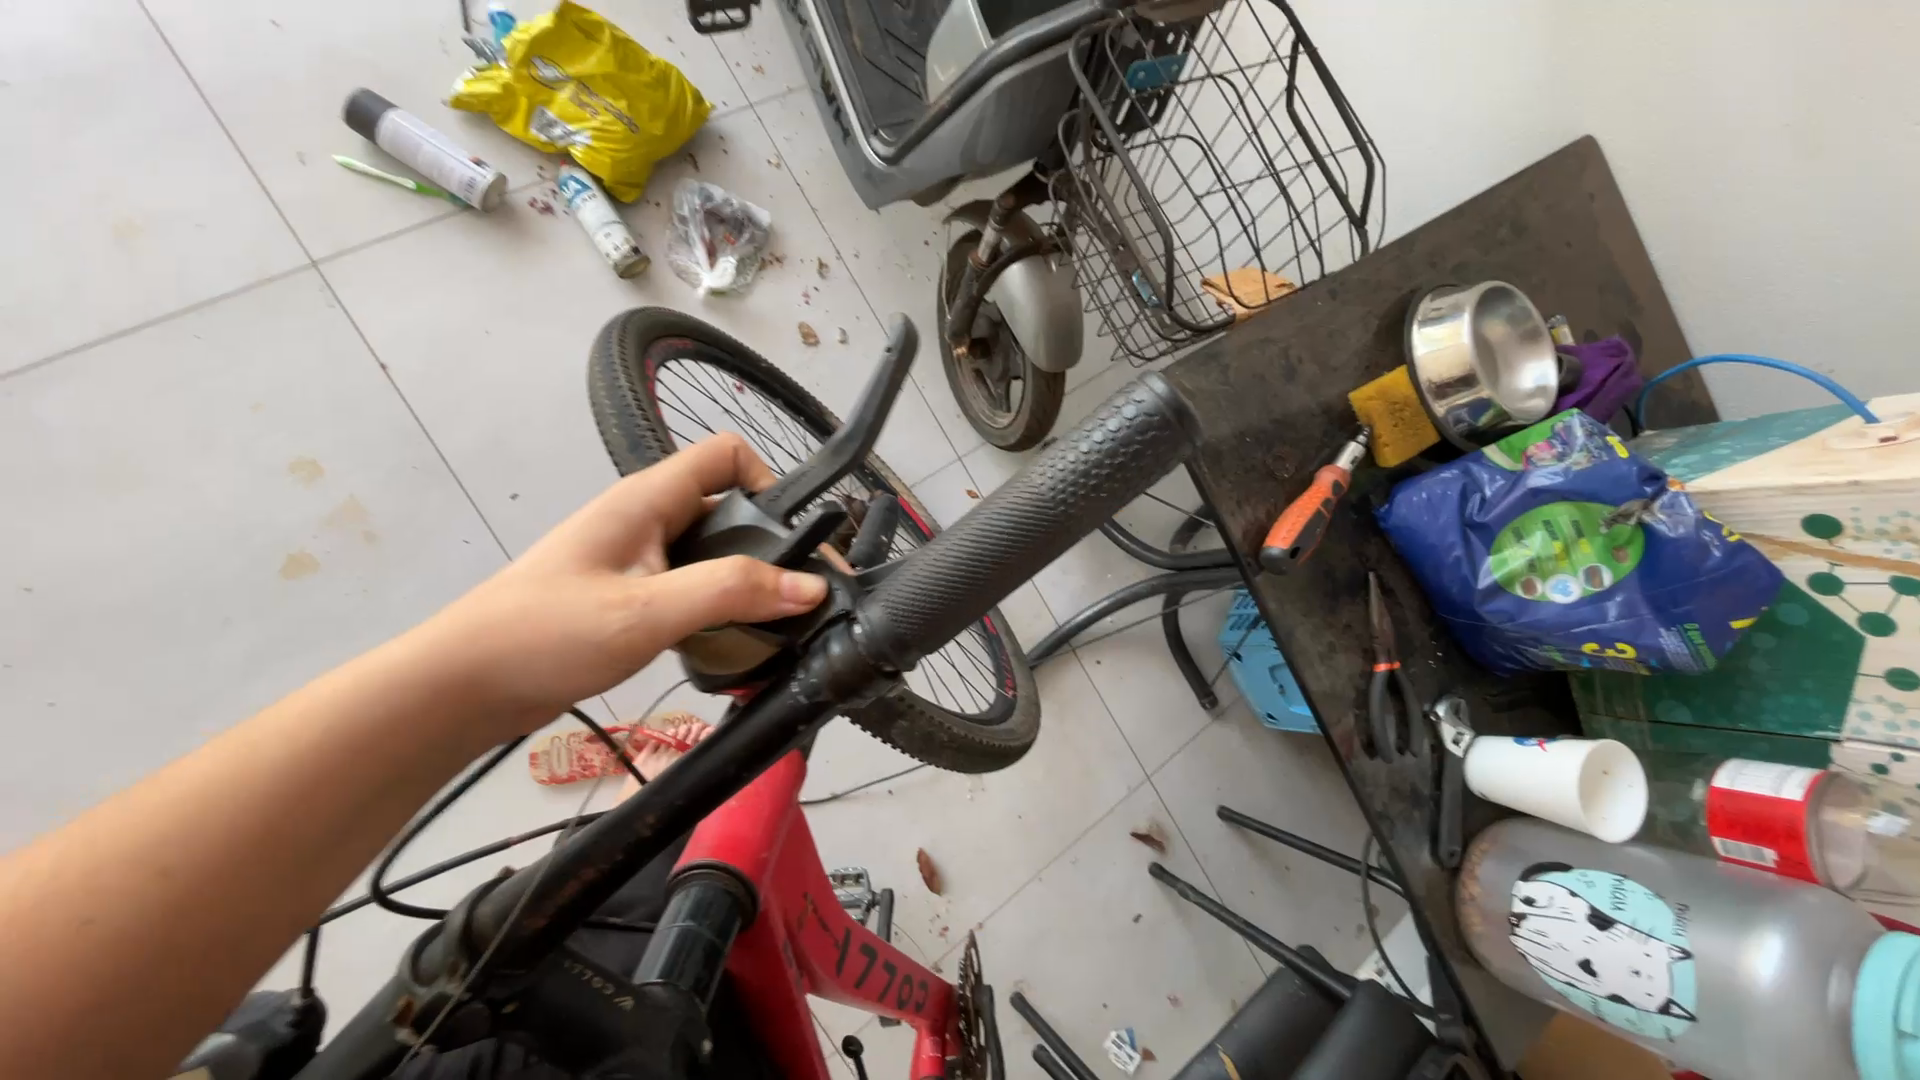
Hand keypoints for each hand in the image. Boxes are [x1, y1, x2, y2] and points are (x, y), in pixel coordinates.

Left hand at [408, 434, 827, 732]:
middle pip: (729, 509)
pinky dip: (719, 609)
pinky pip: (692, 588)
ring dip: (745, 584)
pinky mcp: (630, 596)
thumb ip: (731, 593)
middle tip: (800, 597)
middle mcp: (647, 519)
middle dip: (769, 547)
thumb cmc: (546, 635)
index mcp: (648, 499)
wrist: (464, 687)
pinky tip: (731, 643)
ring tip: (775, 627)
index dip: (771, 484)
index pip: (727, 455)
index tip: (798, 540)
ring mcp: (637, 559)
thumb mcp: (647, 611)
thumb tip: (811, 586)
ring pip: (712, 554)